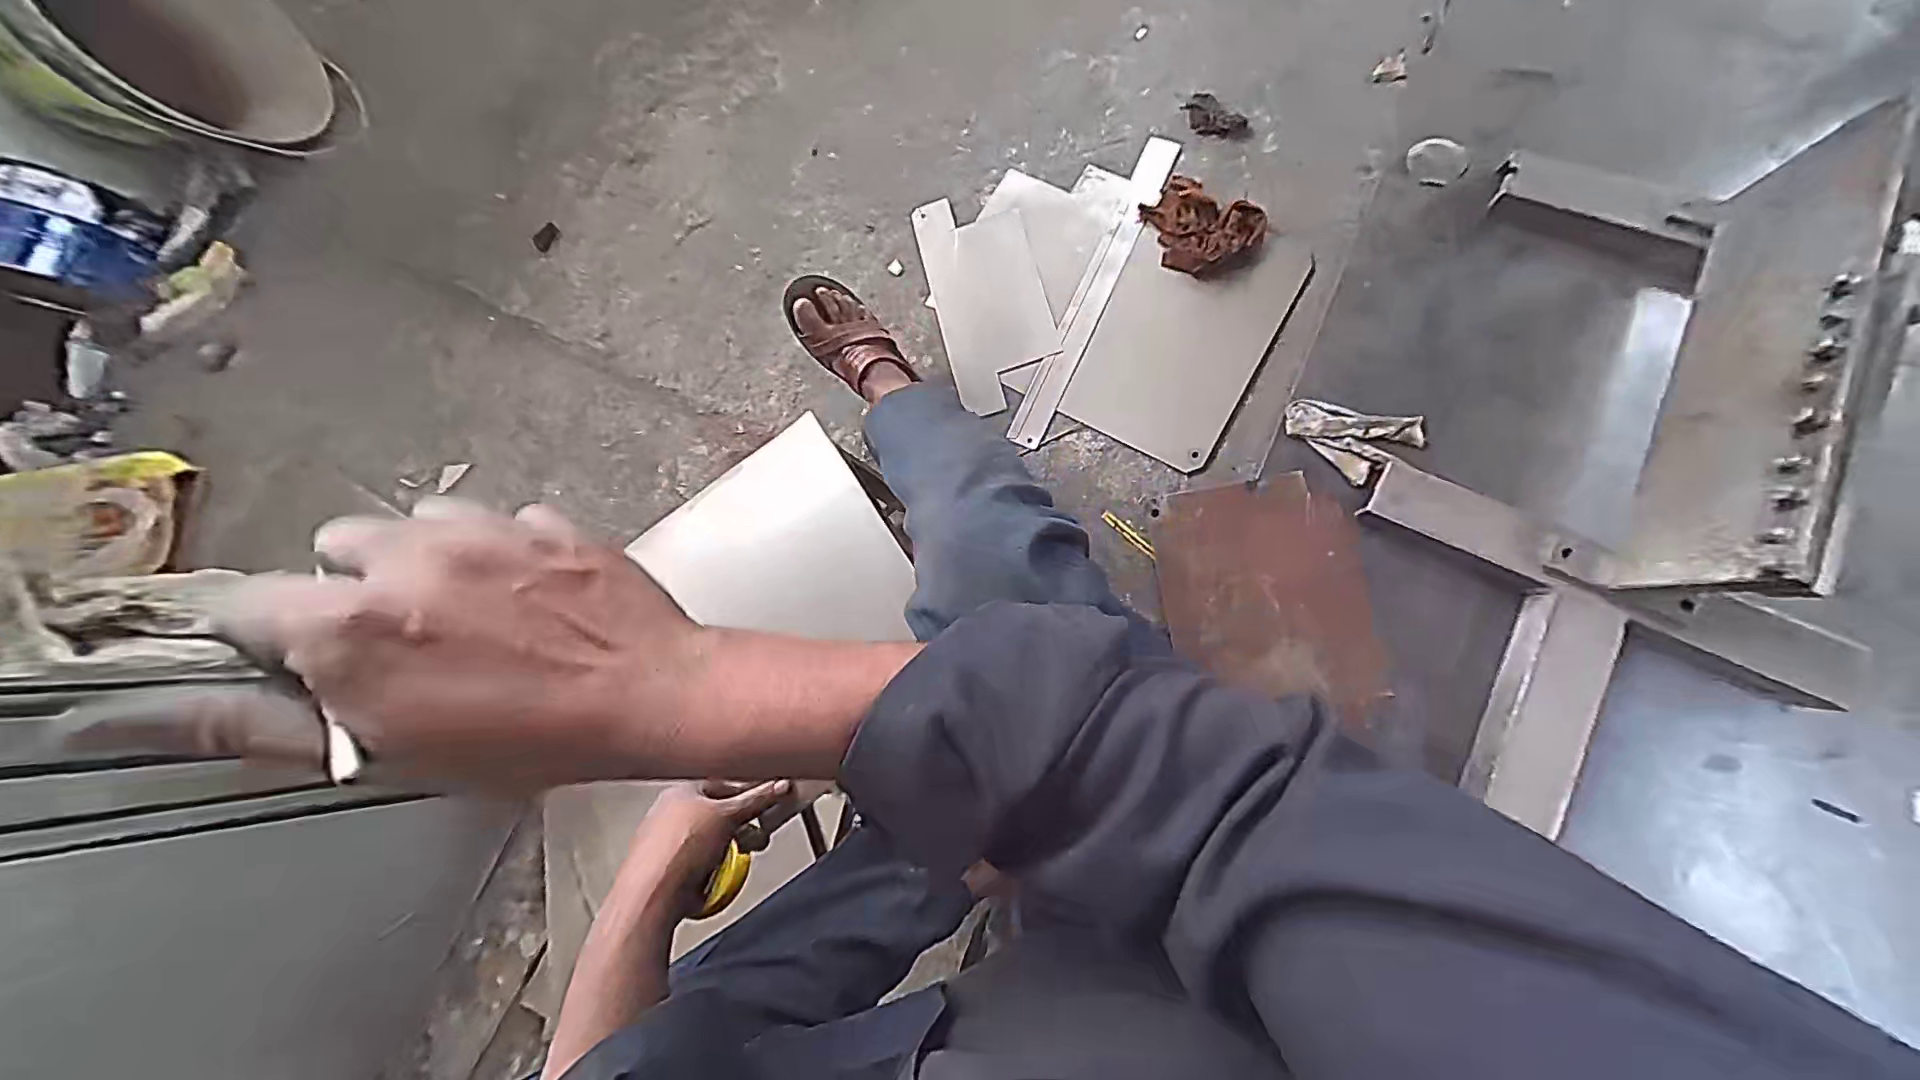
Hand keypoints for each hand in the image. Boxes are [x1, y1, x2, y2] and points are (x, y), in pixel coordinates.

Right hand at [63, 498, 919, 788]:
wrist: (666, 693)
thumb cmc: (562, 740)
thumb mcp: (442, 746)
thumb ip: (360, 709)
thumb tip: (296, 686)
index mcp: (391, 627)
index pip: (270, 606)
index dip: (272, 618)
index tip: (285, 624)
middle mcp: (440, 563)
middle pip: (354, 544)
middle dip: (364, 571)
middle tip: (400, 603)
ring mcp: (512, 536)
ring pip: (434, 519)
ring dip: (439, 547)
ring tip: (465, 581)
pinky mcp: (573, 530)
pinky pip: (515, 515)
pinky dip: (508, 534)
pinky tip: (527, 562)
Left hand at [620, 779, 793, 918]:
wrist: (651, 899)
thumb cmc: (678, 850)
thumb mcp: (729, 816)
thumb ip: (758, 799)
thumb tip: (778, 786)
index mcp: (680, 792)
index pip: (724, 784)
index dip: (749, 794)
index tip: (767, 802)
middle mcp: (670, 814)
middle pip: (719, 814)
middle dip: (742, 828)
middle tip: (755, 837)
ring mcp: (666, 843)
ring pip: (711, 840)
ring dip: (729, 851)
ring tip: (735, 860)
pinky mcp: (666, 869)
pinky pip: (699, 863)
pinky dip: (711, 869)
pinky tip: (714, 876)